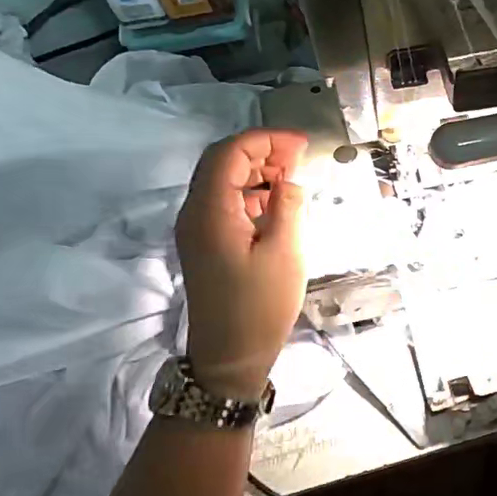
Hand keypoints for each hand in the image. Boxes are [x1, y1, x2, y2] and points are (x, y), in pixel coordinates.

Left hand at [175, 130, 309, 396]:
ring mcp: (196, 229)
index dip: (265, 139)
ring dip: (256, 170)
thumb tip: (289, 181)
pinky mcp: (205, 243)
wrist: (230, 356)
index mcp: (210, 212)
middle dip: (261, 150)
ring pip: (222, 180)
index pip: (229, 153)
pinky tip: (277, 201)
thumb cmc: (259, 306)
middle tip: (300, 157)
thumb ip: (288, 207)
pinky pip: (225, 202)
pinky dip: (251, 191)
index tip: (301, 144)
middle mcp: (195, 213)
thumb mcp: (285, 253)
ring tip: (293, 175)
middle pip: (221, 162)